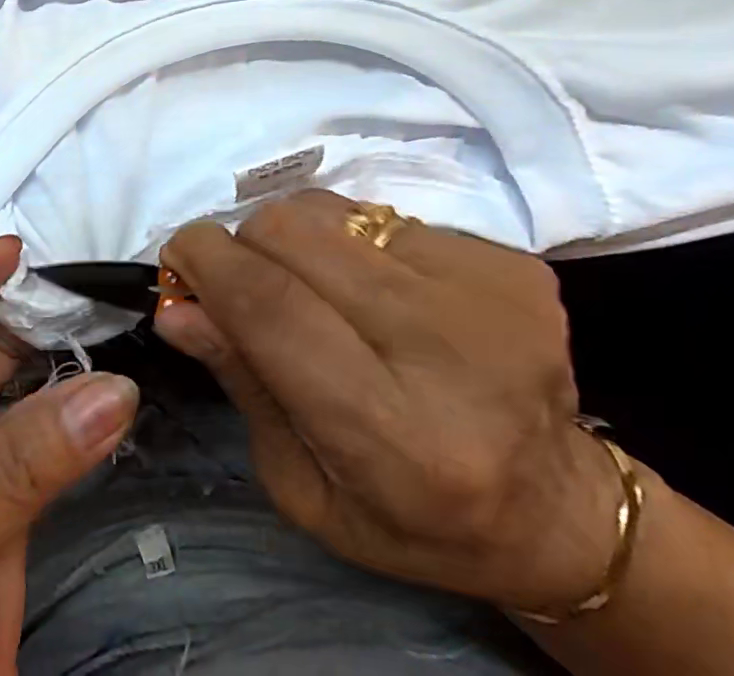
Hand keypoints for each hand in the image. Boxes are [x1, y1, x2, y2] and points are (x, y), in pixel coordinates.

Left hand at [0, 237, 139, 675]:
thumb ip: (20, 462)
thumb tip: (114, 389)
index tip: (14, 249)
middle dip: (10, 308)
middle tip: (71, 277)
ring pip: (5, 378)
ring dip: (46, 347)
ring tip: (96, 312)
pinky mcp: (2, 485)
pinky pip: (39, 424)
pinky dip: (71, 400)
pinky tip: (104, 375)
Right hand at [156, 190, 618, 611]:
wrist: (556, 510)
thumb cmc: (413, 521)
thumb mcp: (302, 486)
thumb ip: (243, 383)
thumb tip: (179, 307)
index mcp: (395, 439)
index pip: (274, 309)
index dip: (209, 263)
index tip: (177, 256)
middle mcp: (451, 351)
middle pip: (299, 236)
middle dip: (244, 243)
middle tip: (241, 280)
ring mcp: (492, 295)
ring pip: (336, 211)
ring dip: (297, 239)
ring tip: (311, 286)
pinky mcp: (513, 264)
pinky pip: (386, 215)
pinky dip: (353, 244)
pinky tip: (374, 291)